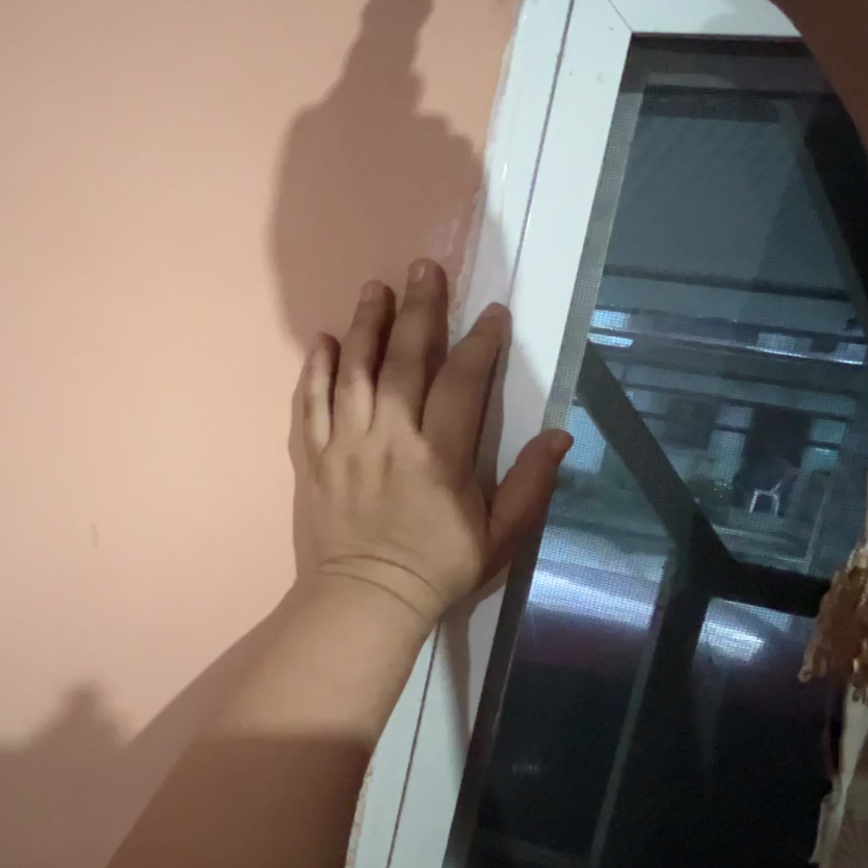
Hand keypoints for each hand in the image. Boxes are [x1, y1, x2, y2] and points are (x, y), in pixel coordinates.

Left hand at [297, 260, 570, 625]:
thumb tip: (559, 435)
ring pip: (352, 371)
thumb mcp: (499, 537)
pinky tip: (321, 341)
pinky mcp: (312, 457)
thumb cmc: (437, 570)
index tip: (490, 312)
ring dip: (364, 326)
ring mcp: (344, 444)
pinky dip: (313, 371)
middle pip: (404, 361)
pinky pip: (308, 404)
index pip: (462, 383)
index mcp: (440, 456)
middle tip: (424, 268)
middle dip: (419, 310)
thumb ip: (530, 486)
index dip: (479, 343)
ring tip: (374, 289)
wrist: (365, 599)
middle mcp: (390, 438)